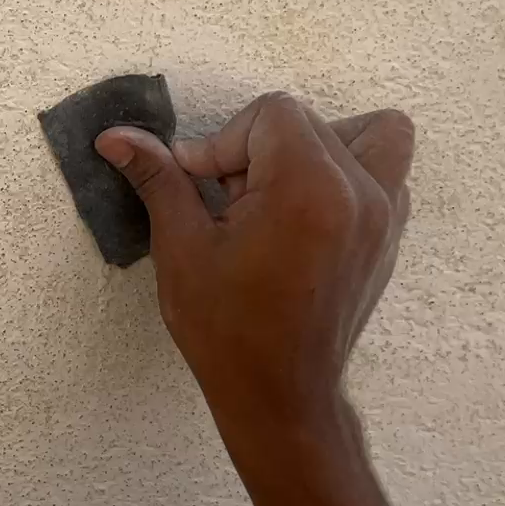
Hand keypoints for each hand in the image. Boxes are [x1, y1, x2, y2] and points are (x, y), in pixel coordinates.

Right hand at [93, 93, 413, 445]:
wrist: (279, 392)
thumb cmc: (224, 324)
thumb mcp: (179, 245)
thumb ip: (156, 178)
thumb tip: (114, 136)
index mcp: (308, 188)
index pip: (272, 113)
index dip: (221, 141)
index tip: (196, 184)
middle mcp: (361, 192)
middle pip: (308, 120)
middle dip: (255, 146)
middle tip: (225, 198)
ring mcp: (386, 215)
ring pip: (372, 133)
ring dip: (316, 146)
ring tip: (273, 190)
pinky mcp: (390, 236)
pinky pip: (385, 171)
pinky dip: (343, 173)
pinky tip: (297, 213)